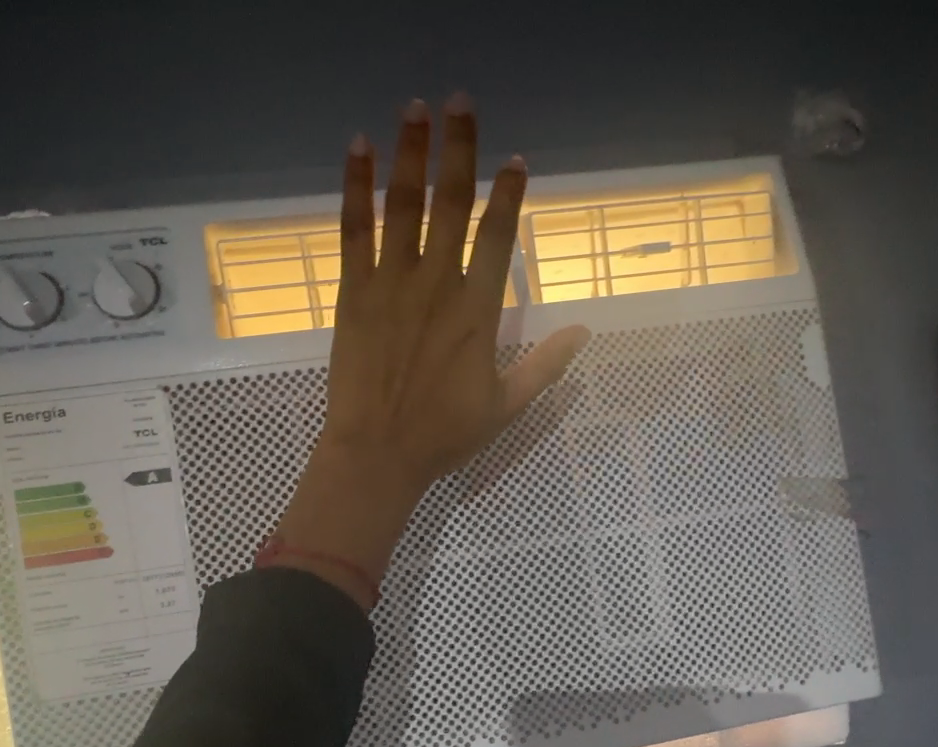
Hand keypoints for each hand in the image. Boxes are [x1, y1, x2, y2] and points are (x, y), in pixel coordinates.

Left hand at [269, 93, 591, 607]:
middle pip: (452, 205)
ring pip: (404, 207)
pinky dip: (355, 189)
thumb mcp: (506, 406)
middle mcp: (437, 285)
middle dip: (459, 150)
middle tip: (461, 101)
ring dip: (411, 154)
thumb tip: (583, 332)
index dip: (508, 194)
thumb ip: (545, 366)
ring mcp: (392, 284)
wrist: (378, 453)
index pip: (497, 238)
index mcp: (478, 312)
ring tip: (416, 108)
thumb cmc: (445, 434)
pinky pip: (354, 231)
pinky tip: (358, 150)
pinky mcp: (354, 292)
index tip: (515, 159)